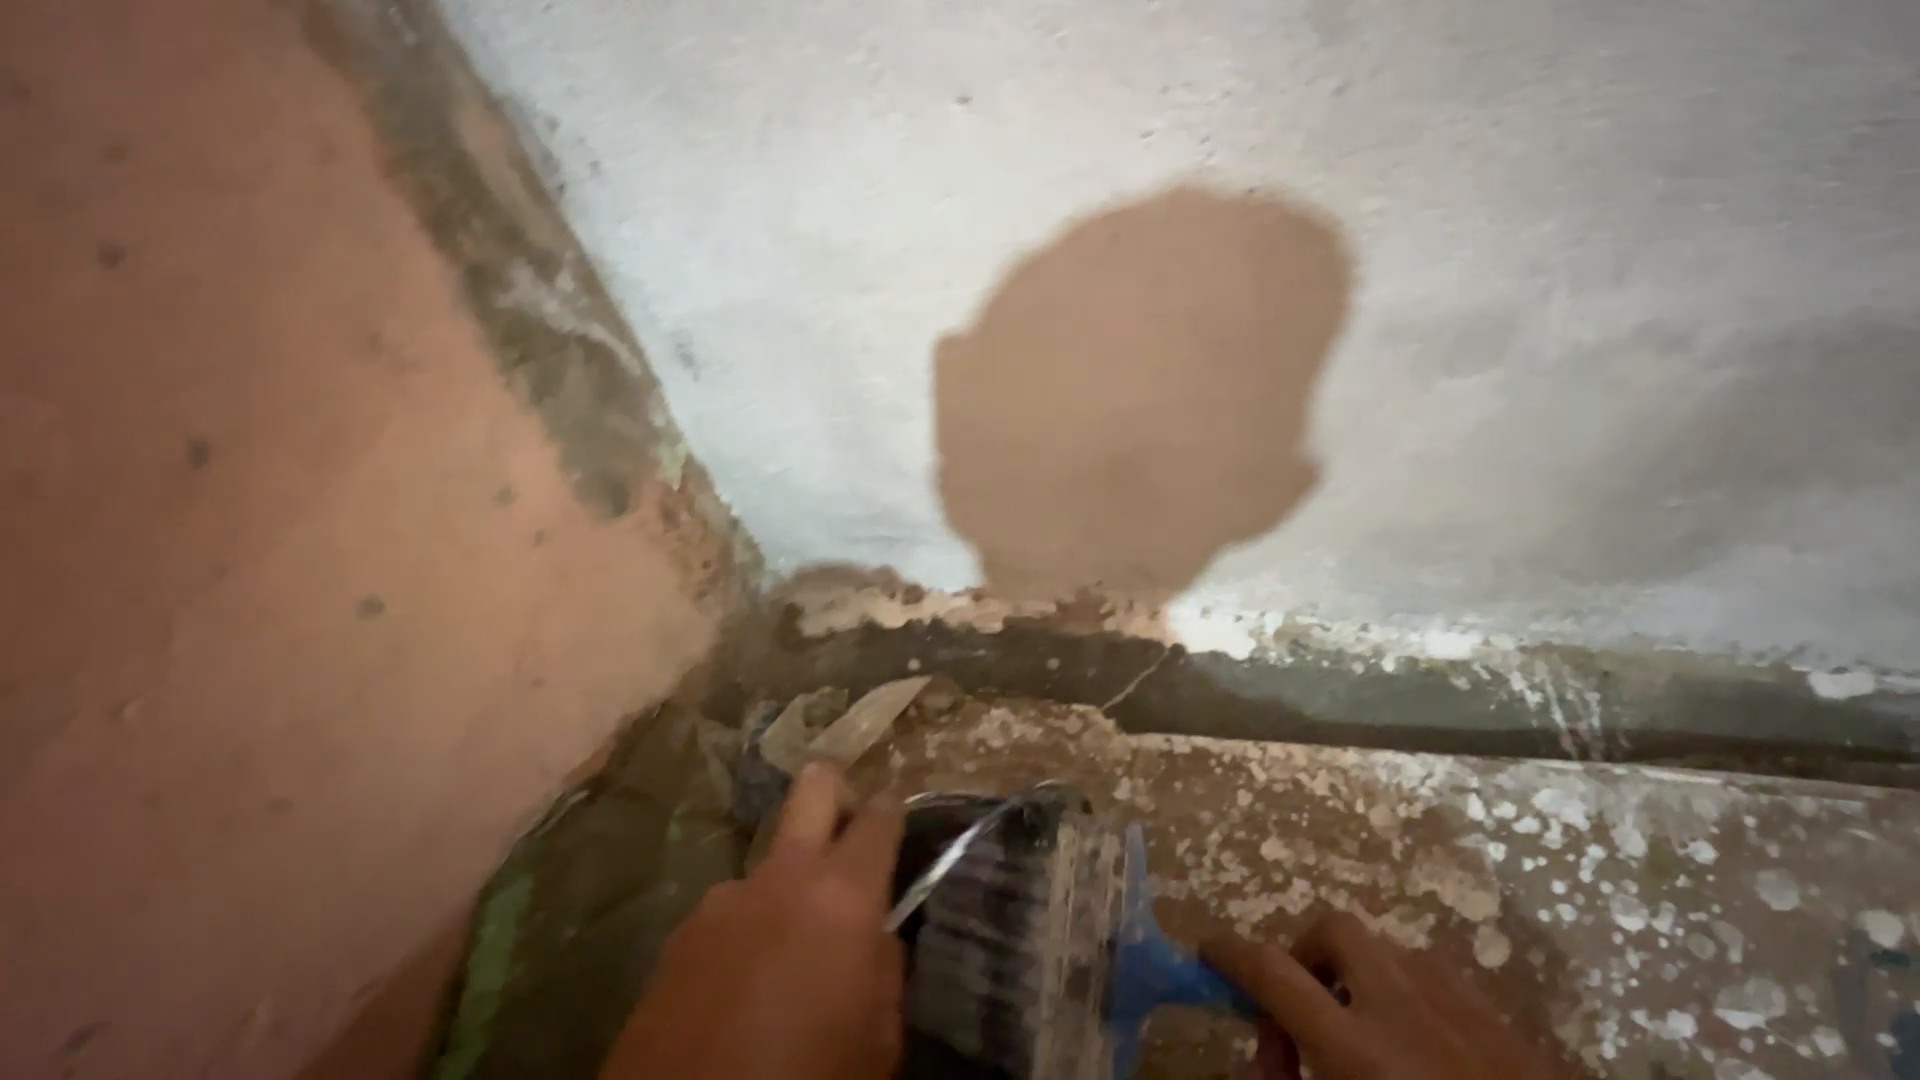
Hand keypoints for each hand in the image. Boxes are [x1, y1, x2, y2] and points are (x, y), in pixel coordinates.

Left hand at [599, 763, 906, 1079]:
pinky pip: (732, 910)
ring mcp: (725, 898)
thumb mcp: (878, 1038)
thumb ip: (883, 968)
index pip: (879, 818)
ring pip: (770, 863)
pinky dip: (748, 929)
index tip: (898, 812)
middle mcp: (783, 878)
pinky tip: (744, 981)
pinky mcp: (681, 932)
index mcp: (843, 896)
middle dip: (837, 788)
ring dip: (788, 886)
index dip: (893, 807)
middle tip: (849, 827)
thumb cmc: (809, 1077)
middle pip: (814, 787)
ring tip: (789, 948)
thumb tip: (874, 936)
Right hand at [1203, 913, 1559, 1079]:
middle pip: (1333, 929)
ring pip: (1391, 949)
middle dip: (1305, 953)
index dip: (1229, 953)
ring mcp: (1461, 1007)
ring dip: (1361, 973)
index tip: (1208, 951)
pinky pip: (1440, 977)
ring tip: (1364, 1028)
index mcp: (1356, 1047)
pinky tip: (1425, 1044)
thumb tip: (1254, 1067)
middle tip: (1303, 1005)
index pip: (1271, 971)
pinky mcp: (1506, 1022)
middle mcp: (1403, 1007)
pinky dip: (1411, 993)